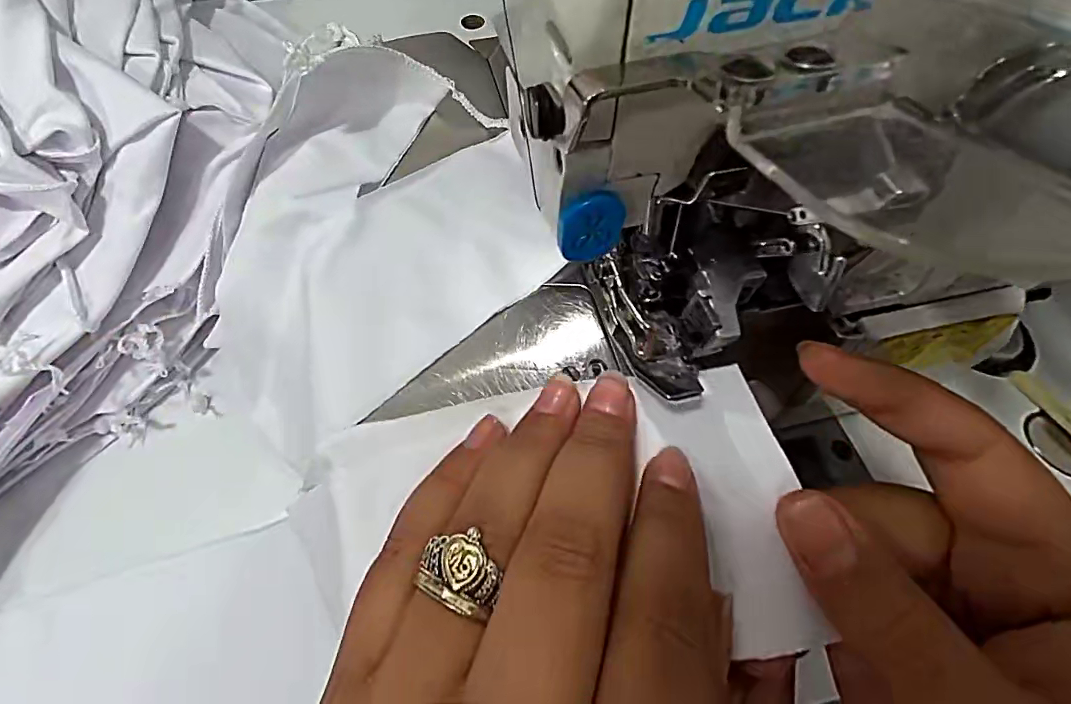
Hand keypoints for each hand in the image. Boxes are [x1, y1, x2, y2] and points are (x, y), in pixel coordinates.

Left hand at [321, 372, 746, 703]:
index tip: (676, 467)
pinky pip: (396, 563)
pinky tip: (474, 442)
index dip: (672, 535)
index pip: (654, 630)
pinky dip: (438, 492)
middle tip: (609, 396)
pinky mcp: (347, 687)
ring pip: (476, 546)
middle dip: (594, 466)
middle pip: (562, 566)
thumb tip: (722, 607)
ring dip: (520, 458)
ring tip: (551, 398)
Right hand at [776, 342, 1070, 703]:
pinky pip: (833, 597)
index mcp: (1056, 576)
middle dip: (829, 535)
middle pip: (881, 511)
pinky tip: (795, 633)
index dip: (891, 395)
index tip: (819, 362)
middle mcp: (994, 582)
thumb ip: (893, 615)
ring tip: (795, 619)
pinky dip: (804, 608)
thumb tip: (799, 511)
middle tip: (781, 562)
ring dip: (809, 577)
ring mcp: (940, 615)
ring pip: (845, 552)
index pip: (969, 451)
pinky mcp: (898, 647)